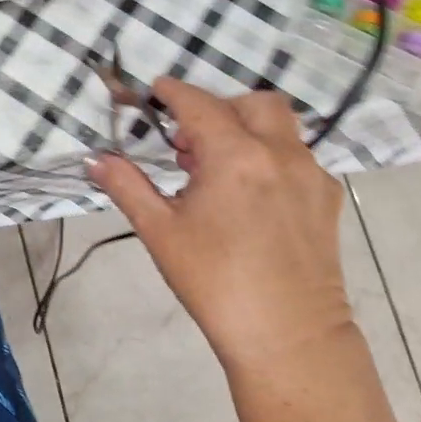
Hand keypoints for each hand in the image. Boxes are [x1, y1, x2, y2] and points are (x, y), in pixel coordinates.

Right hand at [86, 78, 352, 367]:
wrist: (286, 332)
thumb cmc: (212, 278)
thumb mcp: (158, 230)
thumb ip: (126, 186)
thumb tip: (95, 159)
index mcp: (235, 157)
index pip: (200, 105)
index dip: (174, 92)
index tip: (154, 89)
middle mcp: (280, 155)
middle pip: (254, 103)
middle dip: (217, 107)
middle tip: (185, 137)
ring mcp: (311, 175)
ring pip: (282, 127)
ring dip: (245, 129)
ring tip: (212, 167)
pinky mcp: (325, 199)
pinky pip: (296, 157)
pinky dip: (267, 156)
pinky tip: (244, 193)